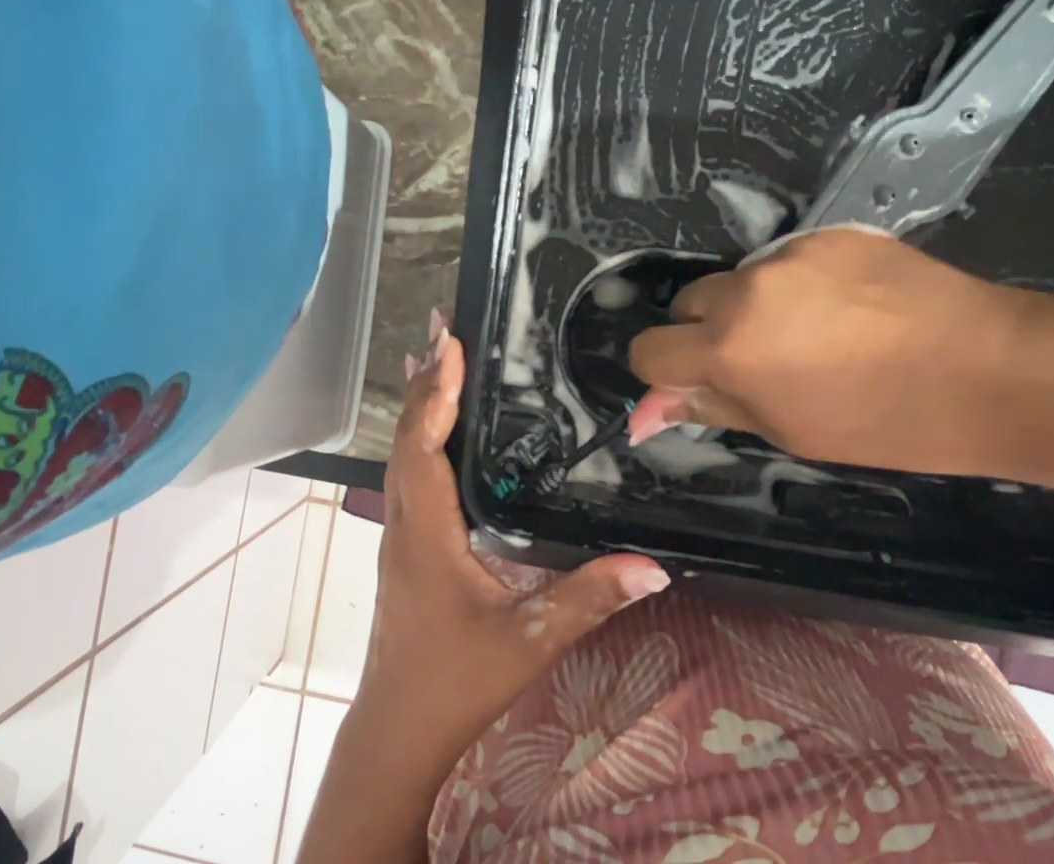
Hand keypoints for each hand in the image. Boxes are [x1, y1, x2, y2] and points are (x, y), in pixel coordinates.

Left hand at [365, 314, 671, 772]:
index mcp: (427, 536)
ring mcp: (399, 537)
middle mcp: (404, 526)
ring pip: (401, 458)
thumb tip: (654, 567)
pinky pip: (408, 478)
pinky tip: (436, 433)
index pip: (424, 450)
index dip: (437, 395)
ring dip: (418, 407)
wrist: (399, 725)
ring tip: (434, 361)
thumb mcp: (530, 640)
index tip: (449, 345)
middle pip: (405, 441)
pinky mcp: (405, 549)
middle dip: (424, 382)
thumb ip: (589, 599)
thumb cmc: (457, 682)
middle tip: (441, 329)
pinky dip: (420, 439)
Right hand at [626, 227, 1023, 475]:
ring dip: (752, 305)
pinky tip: (845, 306)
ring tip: (814, 331)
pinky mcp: (827, 233)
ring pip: (737, 279)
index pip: (650, 349)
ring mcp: (788, 255)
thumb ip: (712, 408)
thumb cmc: (883, 424)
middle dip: (707, 331)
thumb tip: (649, 412)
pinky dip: (797, 283)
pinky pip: (785, 259)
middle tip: (760, 359)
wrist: (989, 371)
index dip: (667, 371)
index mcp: (728, 350)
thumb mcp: (786, 430)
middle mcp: (745, 292)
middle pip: (687, 303)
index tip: (698, 383)